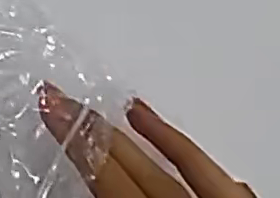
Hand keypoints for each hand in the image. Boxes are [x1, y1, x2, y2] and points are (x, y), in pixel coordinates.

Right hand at [40, 87, 255, 197]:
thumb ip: (110, 194)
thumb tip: (76, 182)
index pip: (108, 174)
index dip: (75, 136)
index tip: (48, 99)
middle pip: (143, 166)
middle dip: (97, 127)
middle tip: (62, 92)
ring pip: (193, 169)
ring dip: (159, 135)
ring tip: (131, 106)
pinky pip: (232, 189)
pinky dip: (203, 164)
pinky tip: (192, 149)